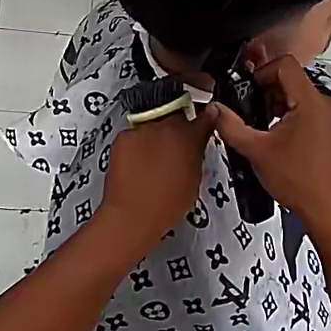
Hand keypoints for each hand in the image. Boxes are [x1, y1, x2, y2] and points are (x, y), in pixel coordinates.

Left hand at [97, 106, 220, 251]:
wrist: (133, 213)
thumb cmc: (168, 203)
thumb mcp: (194, 178)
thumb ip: (196, 153)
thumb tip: (196, 144)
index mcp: (190, 137)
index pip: (205, 117)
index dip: (207, 118)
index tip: (207, 118)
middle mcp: (167, 127)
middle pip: (176, 117)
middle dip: (177, 129)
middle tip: (174, 149)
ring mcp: (143, 130)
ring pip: (153, 126)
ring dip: (155, 137)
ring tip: (152, 160)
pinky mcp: (123, 137)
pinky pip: (134, 135)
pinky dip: (136, 145)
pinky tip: (136, 163)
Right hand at [211, 56, 330, 227]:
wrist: (323, 205)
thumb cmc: (300, 181)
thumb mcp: (256, 150)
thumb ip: (231, 126)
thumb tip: (217, 111)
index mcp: (310, 102)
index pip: (285, 64)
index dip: (262, 72)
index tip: (249, 87)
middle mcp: (324, 104)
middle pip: (291, 78)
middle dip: (266, 90)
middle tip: (250, 107)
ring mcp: (328, 116)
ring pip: (297, 93)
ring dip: (275, 102)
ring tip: (260, 122)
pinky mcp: (327, 128)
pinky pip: (305, 108)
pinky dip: (287, 113)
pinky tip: (273, 133)